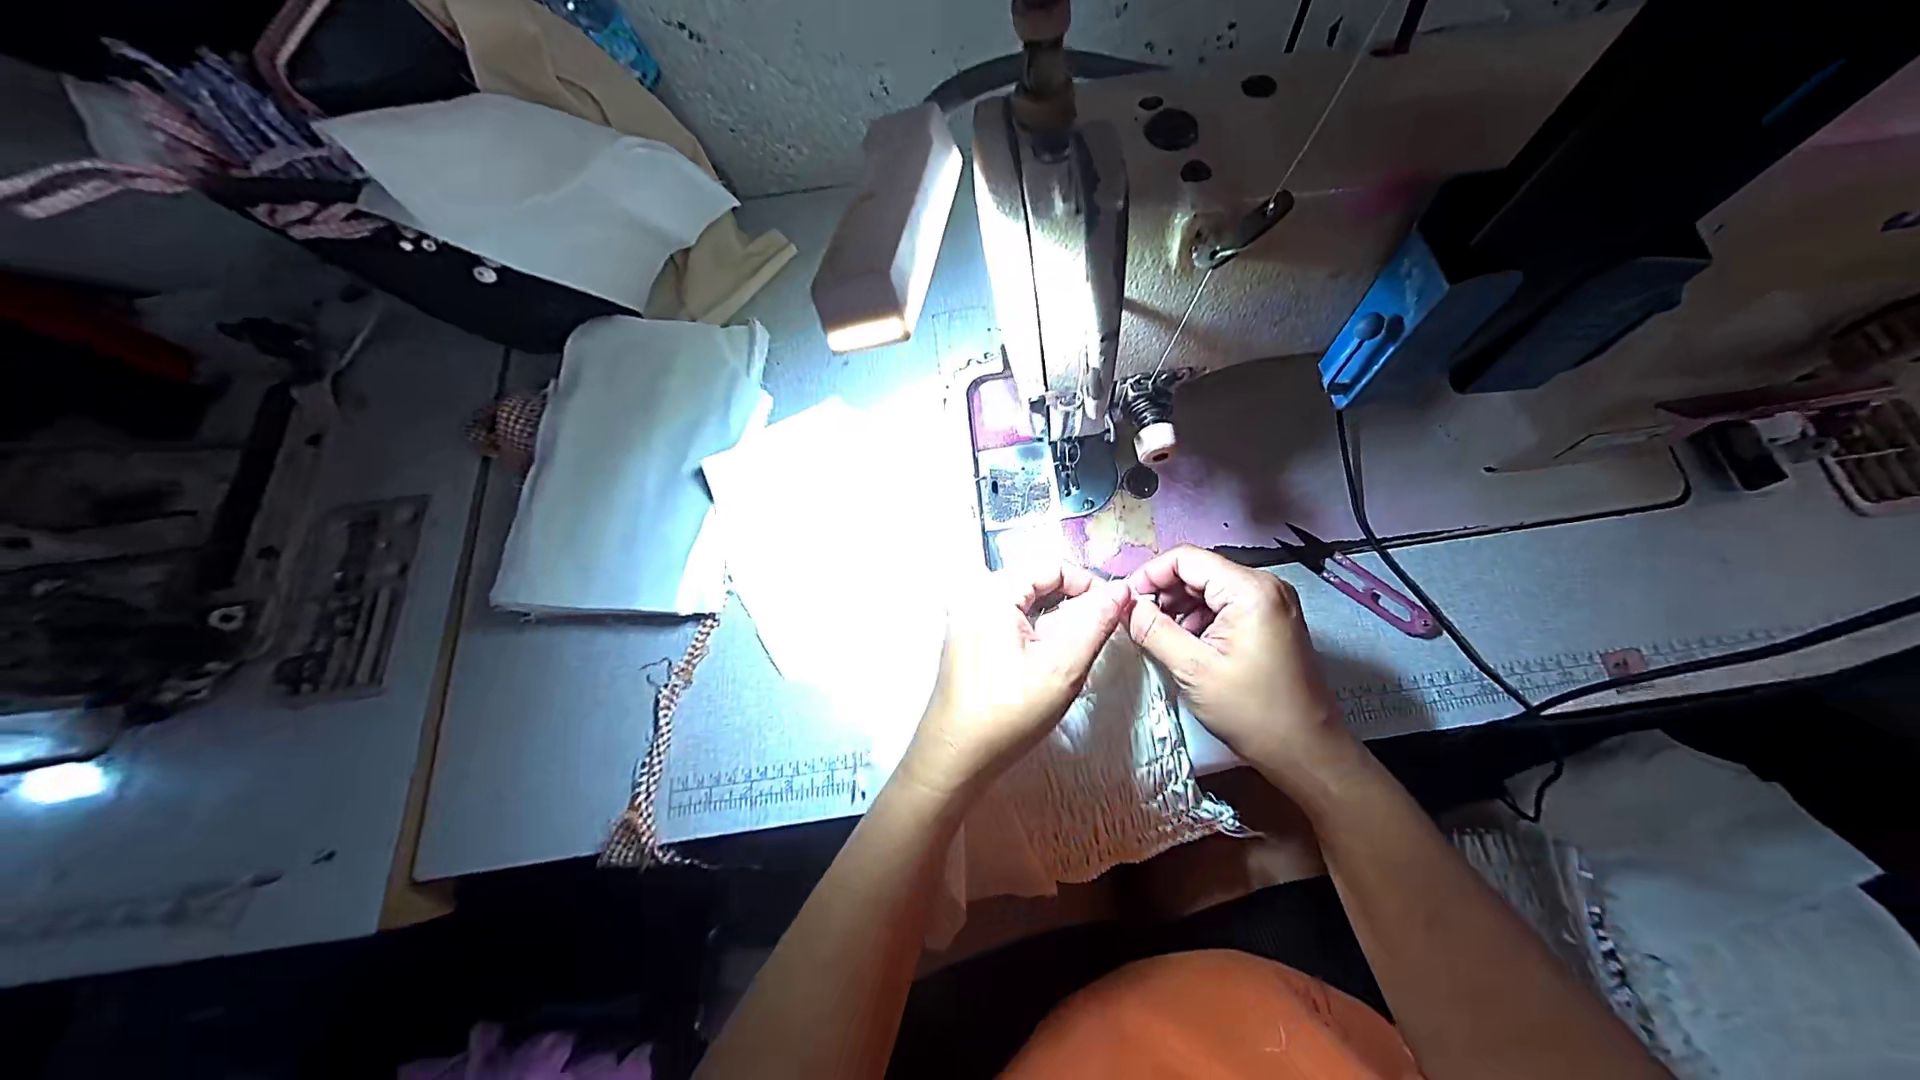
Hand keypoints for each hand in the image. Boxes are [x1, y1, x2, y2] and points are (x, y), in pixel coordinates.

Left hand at [899, 564, 1131, 799]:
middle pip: (1036, 580)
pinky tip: (1046, 657)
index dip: (1088, 583)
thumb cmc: (1007, 713)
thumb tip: (1122, 591)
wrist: (955, 756)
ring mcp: (964, 616)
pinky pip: (1007, 618)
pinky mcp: (964, 638)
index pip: (1051, 565)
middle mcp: (971, 595)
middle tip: (1098, 630)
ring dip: (1055, 616)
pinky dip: (1033, 629)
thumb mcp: (1063, 666)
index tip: (1113, 610)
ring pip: (1023, 601)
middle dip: (1073, 600)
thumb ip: (1096, 622)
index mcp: (990, 592)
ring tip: (1075, 647)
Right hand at [1124, 545, 1352, 781]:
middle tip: (1137, 622)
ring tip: (1159, 637)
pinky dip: (1198, 619)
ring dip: (1178, 608)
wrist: (1307, 751)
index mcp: (1250, 590)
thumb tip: (1125, 605)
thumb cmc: (1255, 712)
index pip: (1185, 558)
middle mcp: (1264, 586)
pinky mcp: (1270, 620)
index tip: (1126, 601)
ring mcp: (1270, 602)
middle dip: (1163, 593)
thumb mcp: (1193, 669)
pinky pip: (1223, 605)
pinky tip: (1185, 644)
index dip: (1149, 575)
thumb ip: (1153, 630)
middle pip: (1197, 570)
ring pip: (1208, 588)